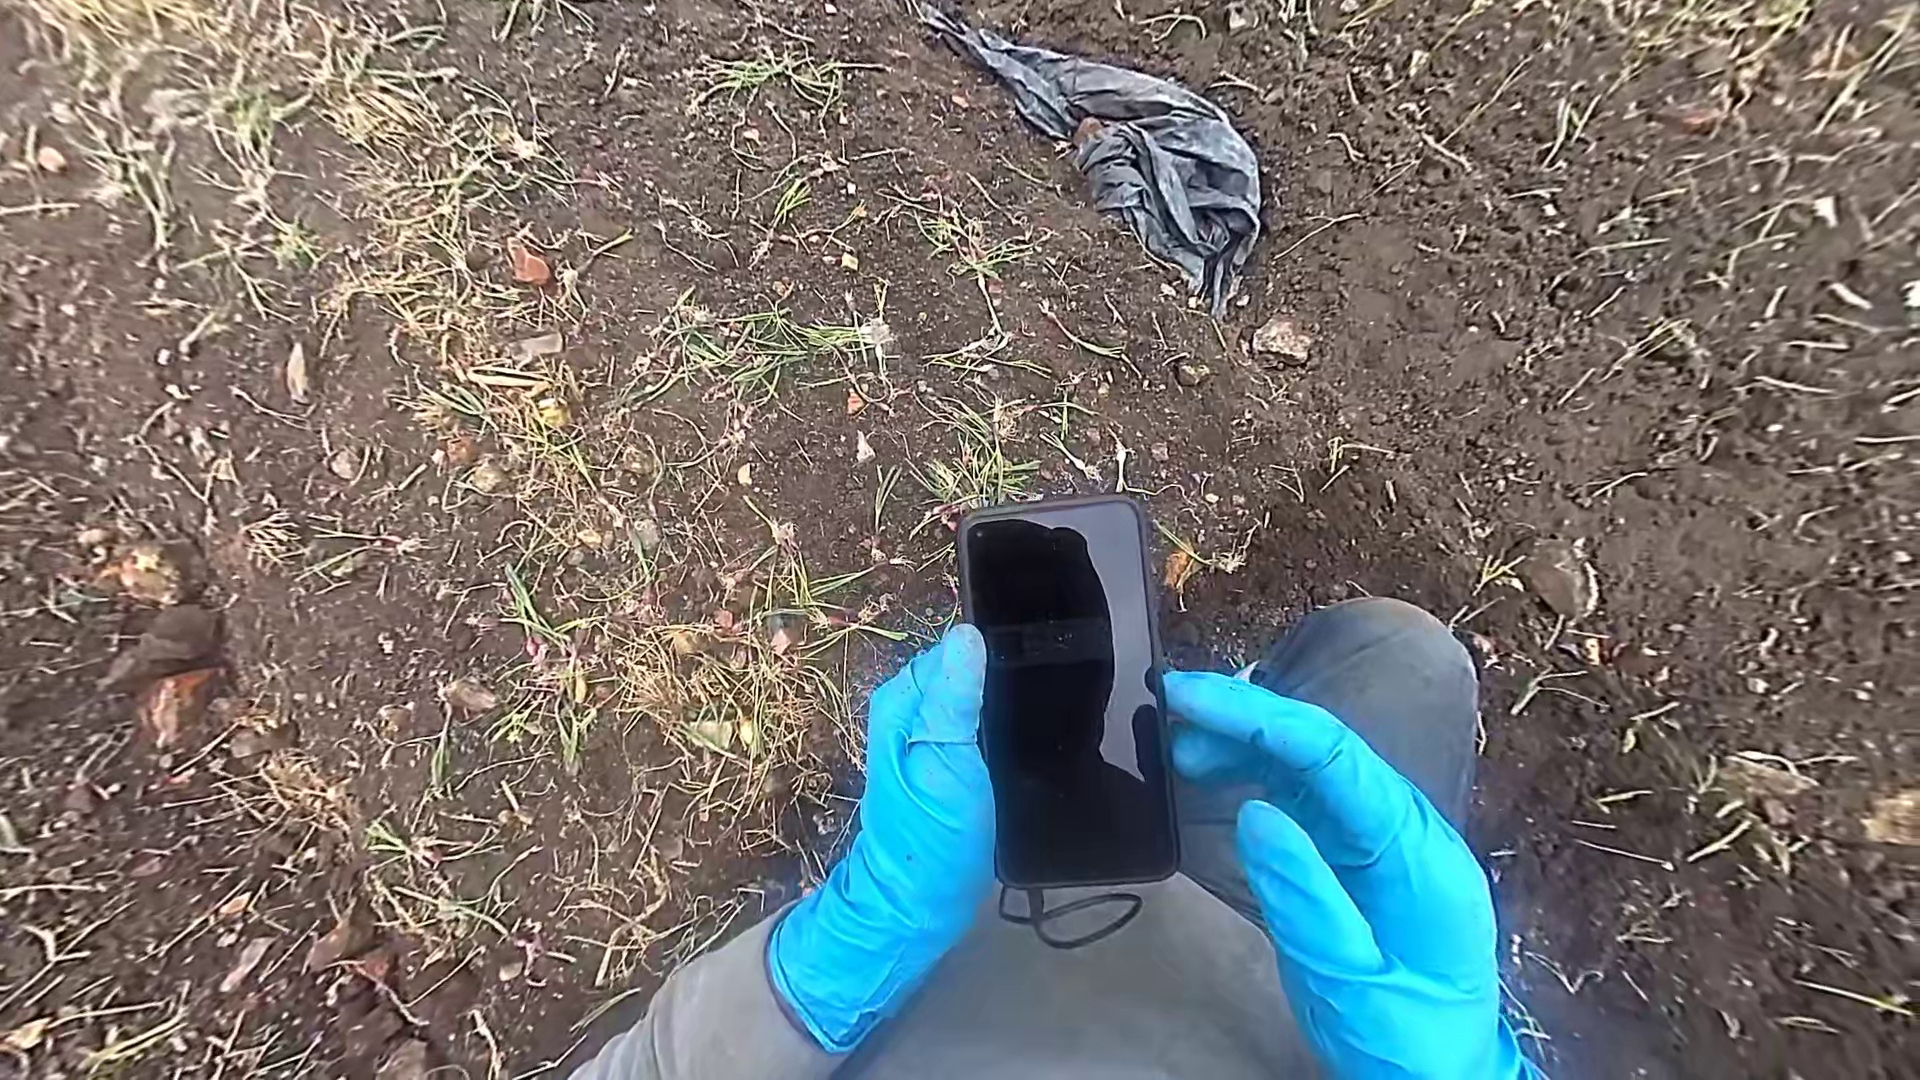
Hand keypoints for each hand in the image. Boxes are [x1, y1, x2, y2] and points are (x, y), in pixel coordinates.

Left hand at [768, 625, 994, 1051]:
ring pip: (969, 696)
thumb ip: (954, 696)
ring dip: (996, 702)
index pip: (950, 652)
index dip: (987, 658)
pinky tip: (1015, 736)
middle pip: (960, 671)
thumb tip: (966, 635)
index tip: (1025, 673)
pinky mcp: (942, 755)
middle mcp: (907, 708)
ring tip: (1033, 716)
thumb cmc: (932, 828)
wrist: (918, 901)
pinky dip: (992, 724)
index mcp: (901, 699)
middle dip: (994, 680)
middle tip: (1034, 702)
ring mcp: (923, 733)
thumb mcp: (946, 757)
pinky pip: (971, 721)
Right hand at [1164, 672, 1530, 1079]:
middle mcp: (1396, 819)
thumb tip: (1254, 811)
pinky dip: (1240, 762)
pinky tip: (1203, 768)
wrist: (1431, 1070)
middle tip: (1168, 699)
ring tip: (1177, 746)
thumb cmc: (1397, 1037)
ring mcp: (1369, 822)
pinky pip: (1288, 777)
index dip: (1255, 714)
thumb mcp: (1347, 982)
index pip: (1331, 752)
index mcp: (1413, 849)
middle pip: (1313, 738)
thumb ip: (1304, 896)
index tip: (1187, 696)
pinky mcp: (1342, 832)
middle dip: (1237, 711)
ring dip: (1233, 735)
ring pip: (1296, 751)